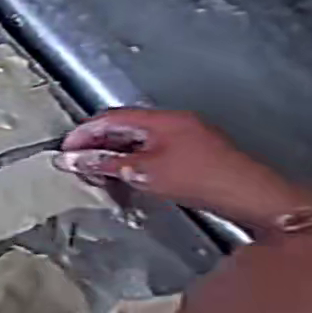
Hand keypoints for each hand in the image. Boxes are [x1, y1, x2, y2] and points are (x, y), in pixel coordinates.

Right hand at [53, 108, 311, 230]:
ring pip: (133, 138)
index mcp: (162, 120)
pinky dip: (127, 159)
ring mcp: (183, 136)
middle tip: (75, 162)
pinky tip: (120, 174)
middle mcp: (173, 123)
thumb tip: (69, 159)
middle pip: (122, 126)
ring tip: (94, 172)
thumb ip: (101, 163)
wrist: (246, 195)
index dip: (82, 133)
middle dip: (94, 143)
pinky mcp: (188, 151)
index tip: (65, 151)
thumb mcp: (139, 171)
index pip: (110, 118)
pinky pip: (147, 149)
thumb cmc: (196, 178)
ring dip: (109, 153)